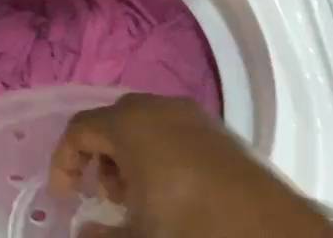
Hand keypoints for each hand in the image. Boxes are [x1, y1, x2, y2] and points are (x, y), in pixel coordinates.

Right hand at [47, 95, 332, 237]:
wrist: (267, 230)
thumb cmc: (189, 226)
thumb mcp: (136, 236)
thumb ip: (100, 235)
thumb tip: (84, 232)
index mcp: (130, 123)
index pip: (80, 127)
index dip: (64, 161)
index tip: (65, 198)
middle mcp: (158, 107)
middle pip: (114, 121)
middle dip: (101, 158)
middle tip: (105, 198)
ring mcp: (192, 115)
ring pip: (146, 125)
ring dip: (131, 158)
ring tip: (139, 202)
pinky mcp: (218, 131)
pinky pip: (174, 132)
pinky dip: (160, 155)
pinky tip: (172, 195)